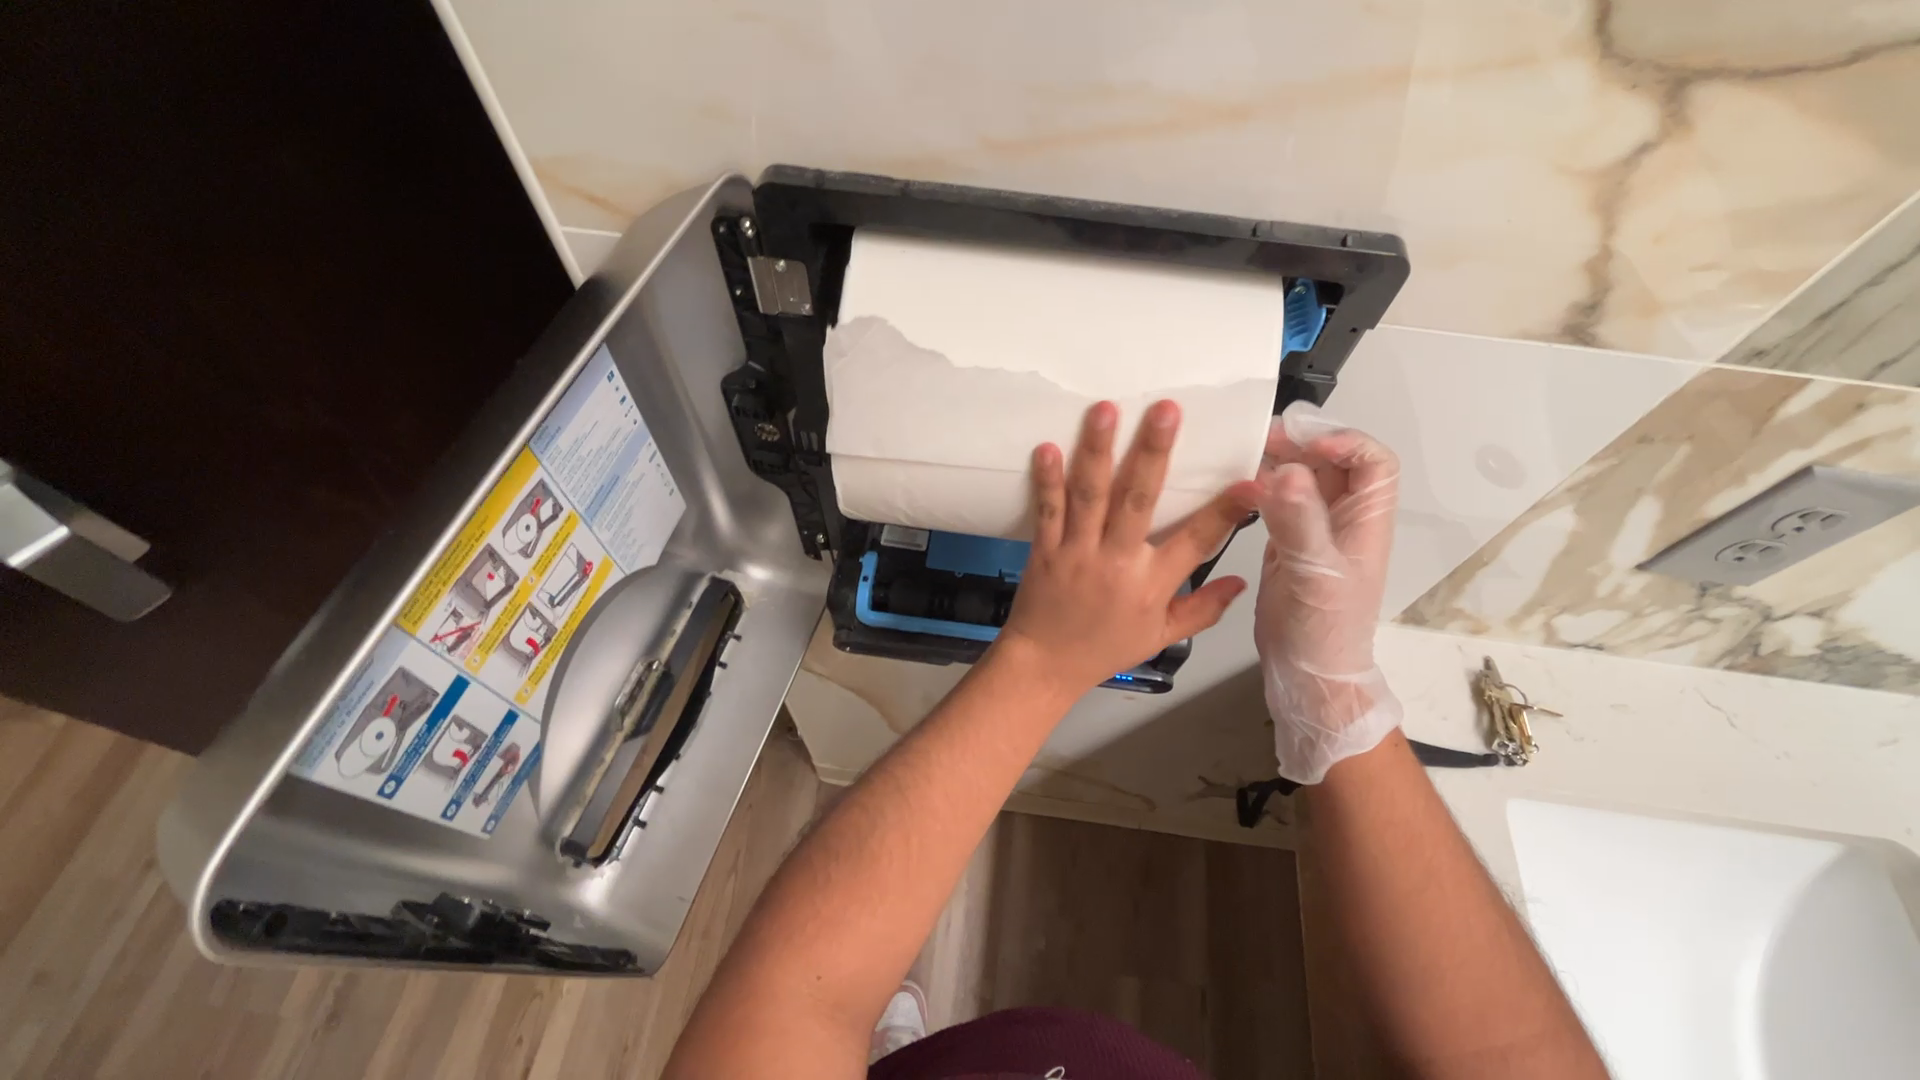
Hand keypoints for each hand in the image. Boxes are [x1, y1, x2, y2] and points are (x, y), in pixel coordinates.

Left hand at [995, 399, 1250, 696]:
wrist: (1044, 667)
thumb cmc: (1104, 649)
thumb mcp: (1160, 636)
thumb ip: (1202, 609)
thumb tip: (1239, 581)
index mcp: (1151, 584)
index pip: (1196, 541)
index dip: (1226, 510)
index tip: (1253, 481)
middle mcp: (1117, 562)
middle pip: (1139, 501)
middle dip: (1154, 453)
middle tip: (1166, 410)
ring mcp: (1078, 553)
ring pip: (1090, 496)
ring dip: (1098, 451)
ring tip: (1105, 410)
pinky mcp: (1045, 550)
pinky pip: (1047, 511)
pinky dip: (1047, 480)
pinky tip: (1047, 447)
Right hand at [1229, 401, 1403, 783]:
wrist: (1306, 673)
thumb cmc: (1323, 627)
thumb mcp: (1315, 572)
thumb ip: (1300, 520)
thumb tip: (1288, 469)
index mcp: (1366, 520)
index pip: (1372, 461)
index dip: (1343, 442)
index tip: (1299, 445)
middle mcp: (1343, 519)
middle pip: (1331, 463)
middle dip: (1300, 445)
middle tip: (1256, 440)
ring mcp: (1314, 532)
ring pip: (1302, 481)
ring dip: (1275, 464)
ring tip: (1238, 457)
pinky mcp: (1286, 545)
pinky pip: (1277, 504)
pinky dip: (1258, 490)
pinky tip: (1233, 489)